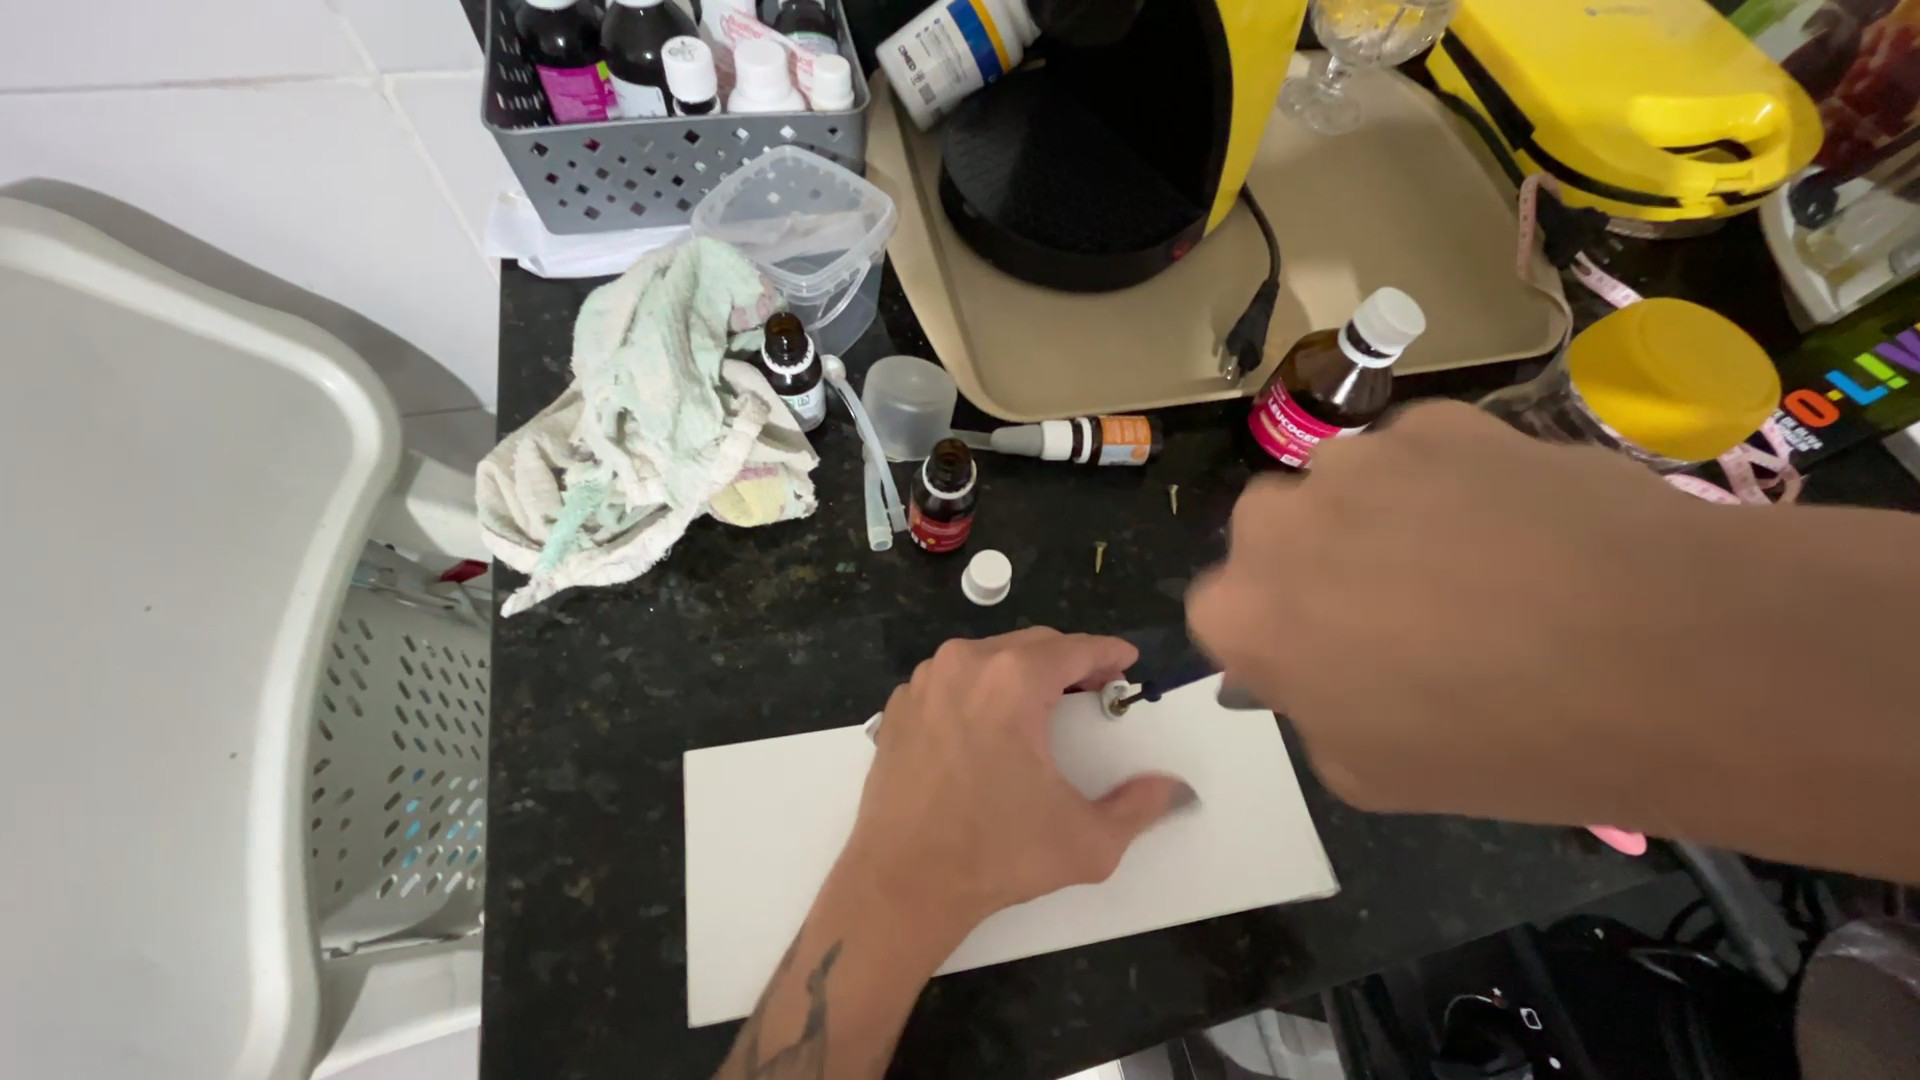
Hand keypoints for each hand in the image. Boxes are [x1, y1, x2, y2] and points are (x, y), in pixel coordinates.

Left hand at [839, 628, 1194, 942]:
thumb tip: (1172, 788)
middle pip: (1031, 644)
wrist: (902, 882)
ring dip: (1021, 672)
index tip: (1126, 661)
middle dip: (1068, 660)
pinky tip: (988, 725)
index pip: (1074, 647)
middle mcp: (964, 664)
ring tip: (1044, 705)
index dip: (1107, 652)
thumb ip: (1139, 806)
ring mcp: (924, 682)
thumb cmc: (995, 854)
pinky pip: (950, 680)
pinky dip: (977, 690)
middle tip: (1094, 688)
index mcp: (1012, 680)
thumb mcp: (1086, 839)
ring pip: (988, 657)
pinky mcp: (898, 706)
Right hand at [1186, 401, 1919, 870]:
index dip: (1278, 633)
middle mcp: (1272, 523)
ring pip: (1341, 485)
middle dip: (1312, 562)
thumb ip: (1306, 707)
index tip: (1329, 655)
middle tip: (1392, 602)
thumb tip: (1307, 666)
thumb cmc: (1492, 742)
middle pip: (1271, 534)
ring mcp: (1354, 460)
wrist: (1663, 658)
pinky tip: (1514, 523)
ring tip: (1468, 560)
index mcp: (1239, 612)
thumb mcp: (1363, 771)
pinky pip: (1416, 452)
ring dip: (1374, 515)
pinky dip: (1446, 480)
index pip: (1224, 610)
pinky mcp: (1435, 421)